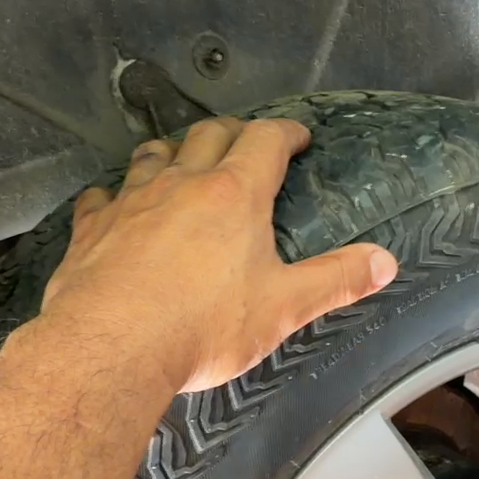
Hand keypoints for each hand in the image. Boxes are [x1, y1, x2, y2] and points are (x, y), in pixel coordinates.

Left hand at [37, 117, 398, 392]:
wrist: (114, 347)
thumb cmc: (207, 326)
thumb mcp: (285, 307)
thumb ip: (336, 280)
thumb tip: (386, 261)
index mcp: (235, 196)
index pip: (265, 142)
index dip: (286, 132)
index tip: (298, 136)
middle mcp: (182, 184)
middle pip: (209, 134)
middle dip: (234, 131)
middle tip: (248, 141)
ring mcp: (131, 202)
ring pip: (154, 155)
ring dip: (174, 150)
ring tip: (184, 159)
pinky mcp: (93, 229)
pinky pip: (104, 196)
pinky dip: (117, 193)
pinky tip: (117, 204)